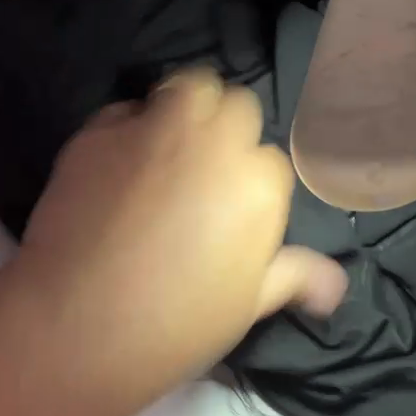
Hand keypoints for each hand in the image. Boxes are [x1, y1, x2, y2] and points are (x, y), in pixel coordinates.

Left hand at [0, 69, 347, 415]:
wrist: (79, 327)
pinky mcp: (98, 132)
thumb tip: (336, 286)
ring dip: (186, 111)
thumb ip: (295, 276)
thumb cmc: (178, 325)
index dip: (254, 187)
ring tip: (171, 150)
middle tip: (206, 175)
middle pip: (236, 108)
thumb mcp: (250, 305)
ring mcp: (153, 130)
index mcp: (260, 184)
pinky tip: (119, 169)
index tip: (234, 215)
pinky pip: (126, 112)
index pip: (271, 163)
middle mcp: (213, 142)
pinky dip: (131, 130)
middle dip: (228, 133)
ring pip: (186, 88)